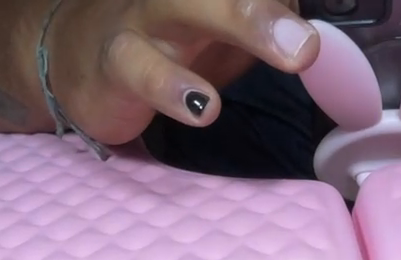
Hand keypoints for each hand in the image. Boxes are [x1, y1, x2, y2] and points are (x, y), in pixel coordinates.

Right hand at [42, 0, 316, 143]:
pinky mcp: (116, 59)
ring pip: (188, 4)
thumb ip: (277, 22)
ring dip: (245, 21)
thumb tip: (323, 33)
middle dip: (274, 3)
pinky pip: (141, 68)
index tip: (320, 35)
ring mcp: (145, 14)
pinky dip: (173, 88)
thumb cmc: (171, 41)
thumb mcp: (231, 27)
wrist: (77, 57)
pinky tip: (205, 108)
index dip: (284, 1)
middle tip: (319, 37)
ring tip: (296, 55)